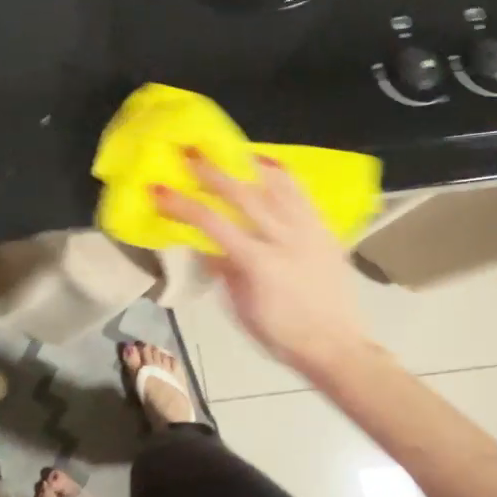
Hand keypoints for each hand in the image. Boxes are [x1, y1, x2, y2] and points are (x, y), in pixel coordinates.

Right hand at [153, 148, 371, 372]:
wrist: (338, 347)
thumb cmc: (282, 335)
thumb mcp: (241, 309)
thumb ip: (224, 272)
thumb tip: (205, 246)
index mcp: (259, 263)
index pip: (213, 224)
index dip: (182, 205)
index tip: (158, 190)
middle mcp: (285, 239)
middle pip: (243, 194)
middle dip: (211, 171)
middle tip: (188, 152)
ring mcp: (309, 230)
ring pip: (275, 186)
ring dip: (245, 165)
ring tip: (224, 149)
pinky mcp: (325, 230)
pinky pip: (302, 193)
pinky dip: (282, 174)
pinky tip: (266, 162)